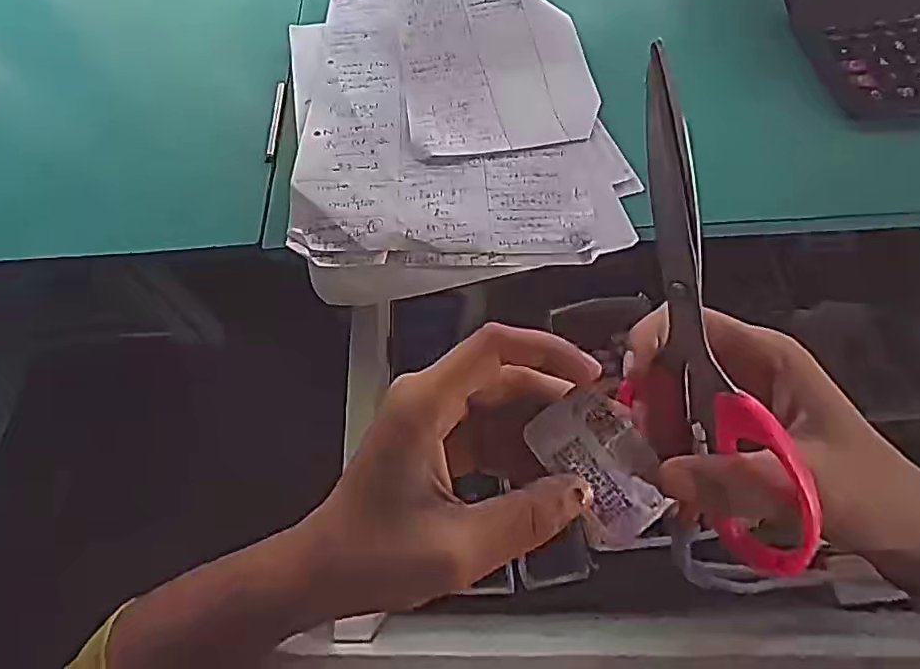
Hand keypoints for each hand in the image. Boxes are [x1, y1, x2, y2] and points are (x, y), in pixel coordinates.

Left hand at [295, 323, 599, 615]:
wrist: (322, 571)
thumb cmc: (371, 555)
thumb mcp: (457, 548)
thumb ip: (526, 517)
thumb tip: (578, 493)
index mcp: (425, 401)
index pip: (493, 348)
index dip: (547, 350)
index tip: (588, 372)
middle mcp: (427, 396)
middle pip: (502, 375)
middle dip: (554, 395)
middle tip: (598, 422)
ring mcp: (429, 416)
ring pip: (498, 402)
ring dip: (538, 426)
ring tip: (582, 454)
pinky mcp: (433, 439)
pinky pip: (485, 430)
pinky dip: (516, 448)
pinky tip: (546, 477)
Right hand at [625, 306, 919, 582]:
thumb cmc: (877, 494)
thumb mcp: (807, 484)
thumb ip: (735, 478)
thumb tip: (664, 472)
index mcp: (765, 355)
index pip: (690, 321)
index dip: (651, 338)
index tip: (630, 379)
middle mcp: (747, 370)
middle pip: (674, 363)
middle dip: (654, 401)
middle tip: (645, 447)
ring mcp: (742, 405)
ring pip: (678, 402)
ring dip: (664, 439)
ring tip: (670, 485)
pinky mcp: (740, 438)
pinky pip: (693, 437)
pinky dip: (682, 462)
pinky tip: (687, 498)